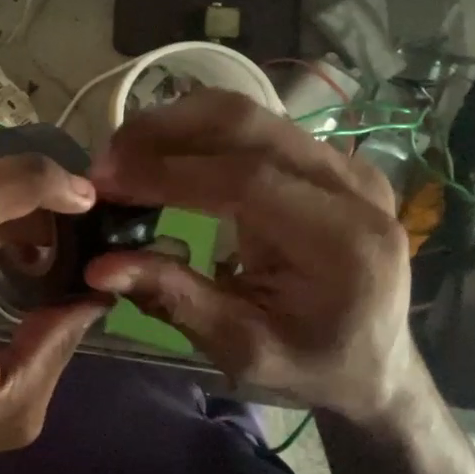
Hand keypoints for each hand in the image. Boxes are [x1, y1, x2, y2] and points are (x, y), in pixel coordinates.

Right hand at [85, 89, 418, 422]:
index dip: (166, 174)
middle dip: (160, 133)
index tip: (104, 184)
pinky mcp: (323, 154)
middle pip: (243, 124)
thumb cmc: (309, 363)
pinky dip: (192, 127)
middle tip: (104, 162)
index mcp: (345, 242)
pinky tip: (158, 151)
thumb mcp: (240, 348)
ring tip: (122, 154)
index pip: (245, 180)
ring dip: (170, 123)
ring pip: (241, 110)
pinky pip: (248, 120)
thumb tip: (98, 264)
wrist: (376, 363)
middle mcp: (352, 188)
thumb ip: (173, 298)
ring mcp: (341, 163)